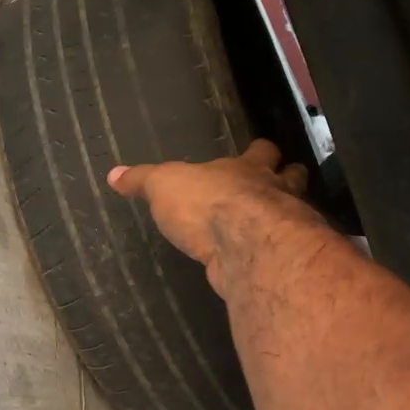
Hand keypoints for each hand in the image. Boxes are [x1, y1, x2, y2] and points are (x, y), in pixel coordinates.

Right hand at [106, 139, 314, 268]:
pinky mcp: (277, 257)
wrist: (242, 245)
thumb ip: (141, 180)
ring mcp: (281, 225)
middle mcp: (272, 191)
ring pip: (295, 212)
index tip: (258, 153)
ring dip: (287, 216)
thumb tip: (113, 174)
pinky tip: (259, 258)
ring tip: (269, 225)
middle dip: (285, 179)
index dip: (260, 152)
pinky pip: (278, 249)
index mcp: (246, 168)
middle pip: (291, 176)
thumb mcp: (162, 186)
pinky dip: (272, 251)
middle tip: (275, 187)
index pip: (262, 151)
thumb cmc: (205, 204)